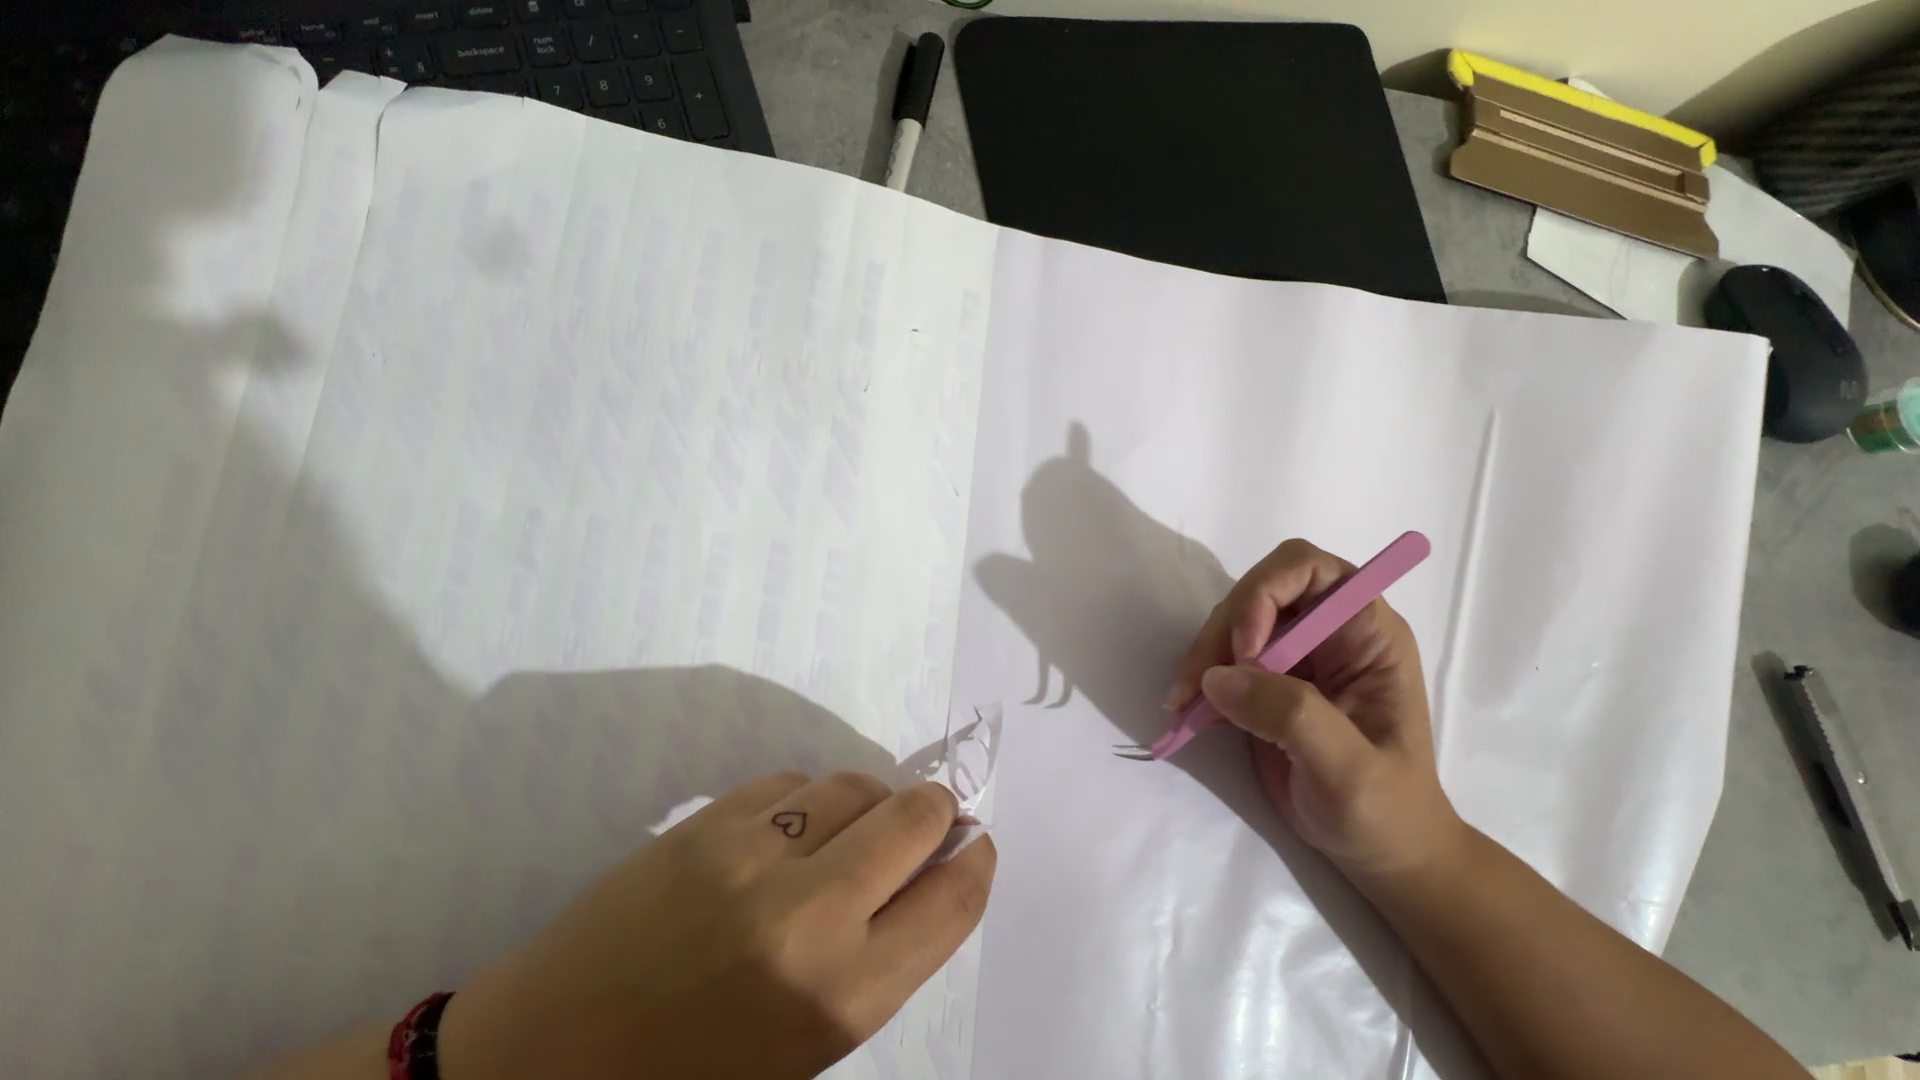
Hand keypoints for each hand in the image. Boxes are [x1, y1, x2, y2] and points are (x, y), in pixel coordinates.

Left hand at [438, 772, 995, 1079]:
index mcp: (845, 996)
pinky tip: (789, 832)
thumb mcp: (813, 1040)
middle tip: (923, 826)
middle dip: (935, 814)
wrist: (558, 1052)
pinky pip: (793, 780)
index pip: (954, 898)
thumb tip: (934, 869)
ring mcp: (753, 856)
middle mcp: (810, 916)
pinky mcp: (706, 822)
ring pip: (856, 784)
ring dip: (870, 803)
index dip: (976, 861)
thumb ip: (883, 955)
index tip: (973, 846)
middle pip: (917, 817)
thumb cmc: (703, 1067)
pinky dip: (809, 800)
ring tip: (846, 834)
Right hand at [1168, 538, 1462, 875]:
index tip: (1244, 650)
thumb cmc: (1384, 810)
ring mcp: (1295, 658)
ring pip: (1232, 627)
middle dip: (1222, 633)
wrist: (1379, 854)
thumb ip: (1291, 716)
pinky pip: (1221, 663)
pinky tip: (1188, 716)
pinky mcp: (1266, 686)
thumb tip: (1218, 678)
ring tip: (1182, 706)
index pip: (1308, 570)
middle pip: (1258, 595)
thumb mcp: (1349, 769)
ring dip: (1202, 659)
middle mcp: (1328, 633)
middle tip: (1195, 688)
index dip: (1266, 592)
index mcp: (1366, 633)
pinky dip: (1198, 684)